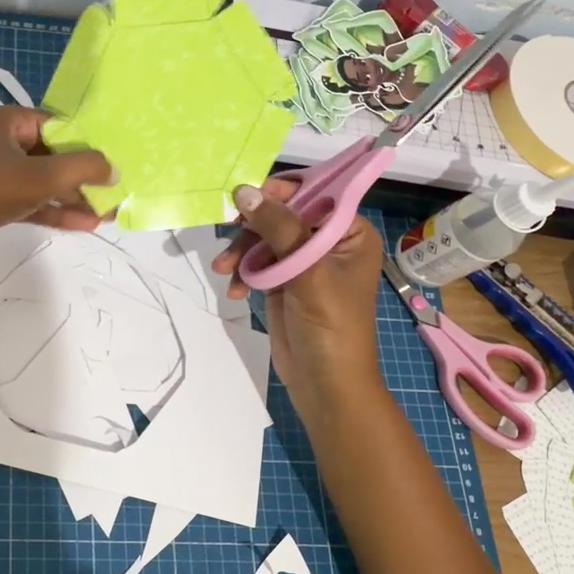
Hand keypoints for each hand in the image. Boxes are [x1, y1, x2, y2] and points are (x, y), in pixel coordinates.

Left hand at [0, 106, 114, 268]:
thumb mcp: (40, 176)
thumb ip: (82, 169)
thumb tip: (113, 169)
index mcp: (9, 122)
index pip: (59, 126)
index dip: (88, 144)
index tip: (114, 163)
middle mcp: (1, 142)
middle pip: (53, 154)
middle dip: (84, 175)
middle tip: (115, 193)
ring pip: (43, 182)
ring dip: (73, 197)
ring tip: (107, 213)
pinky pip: (30, 202)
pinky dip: (54, 211)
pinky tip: (84, 224)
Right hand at [210, 180, 384, 400]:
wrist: (325, 383)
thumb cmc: (331, 325)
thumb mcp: (308, 272)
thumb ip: (278, 228)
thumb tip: (244, 191)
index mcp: (350, 232)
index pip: (315, 193)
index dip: (280, 191)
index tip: (246, 195)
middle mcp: (328, 241)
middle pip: (282, 213)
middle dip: (253, 226)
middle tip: (227, 230)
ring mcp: (303, 261)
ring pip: (263, 237)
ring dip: (241, 251)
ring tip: (224, 270)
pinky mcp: (282, 281)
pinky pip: (256, 261)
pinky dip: (243, 272)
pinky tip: (237, 291)